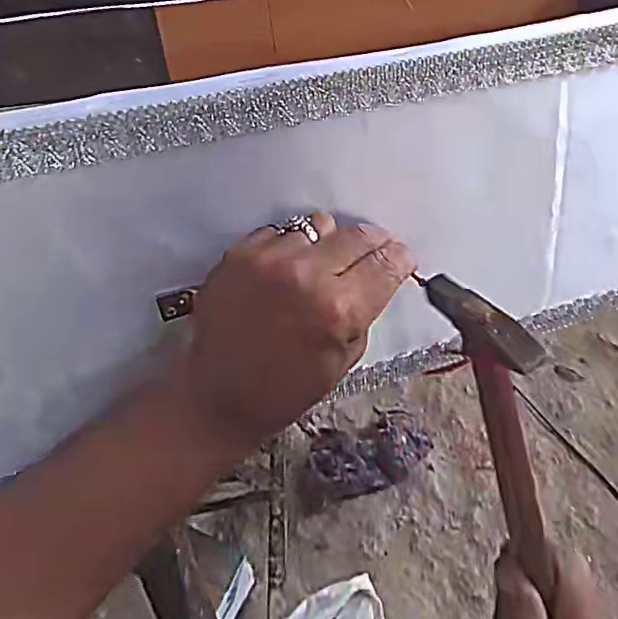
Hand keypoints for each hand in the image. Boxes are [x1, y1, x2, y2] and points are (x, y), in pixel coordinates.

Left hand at [176, 213, 415, 451]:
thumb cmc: (284, 389)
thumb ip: (363, 311)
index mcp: (338, 309)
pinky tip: (285, 270)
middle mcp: (305, 275)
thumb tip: (377, 276)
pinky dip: (290, 246)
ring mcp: (269, 259)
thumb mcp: (343, 359)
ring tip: (319, 266)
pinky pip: (280, 231)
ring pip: (318, 226)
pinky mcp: (240, 252)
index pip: (385, 264)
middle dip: (372, 244)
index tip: (400, 257)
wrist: (218, 392)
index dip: (398, 258)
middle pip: (357, 236)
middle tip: (371, 253)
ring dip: (327, 244)